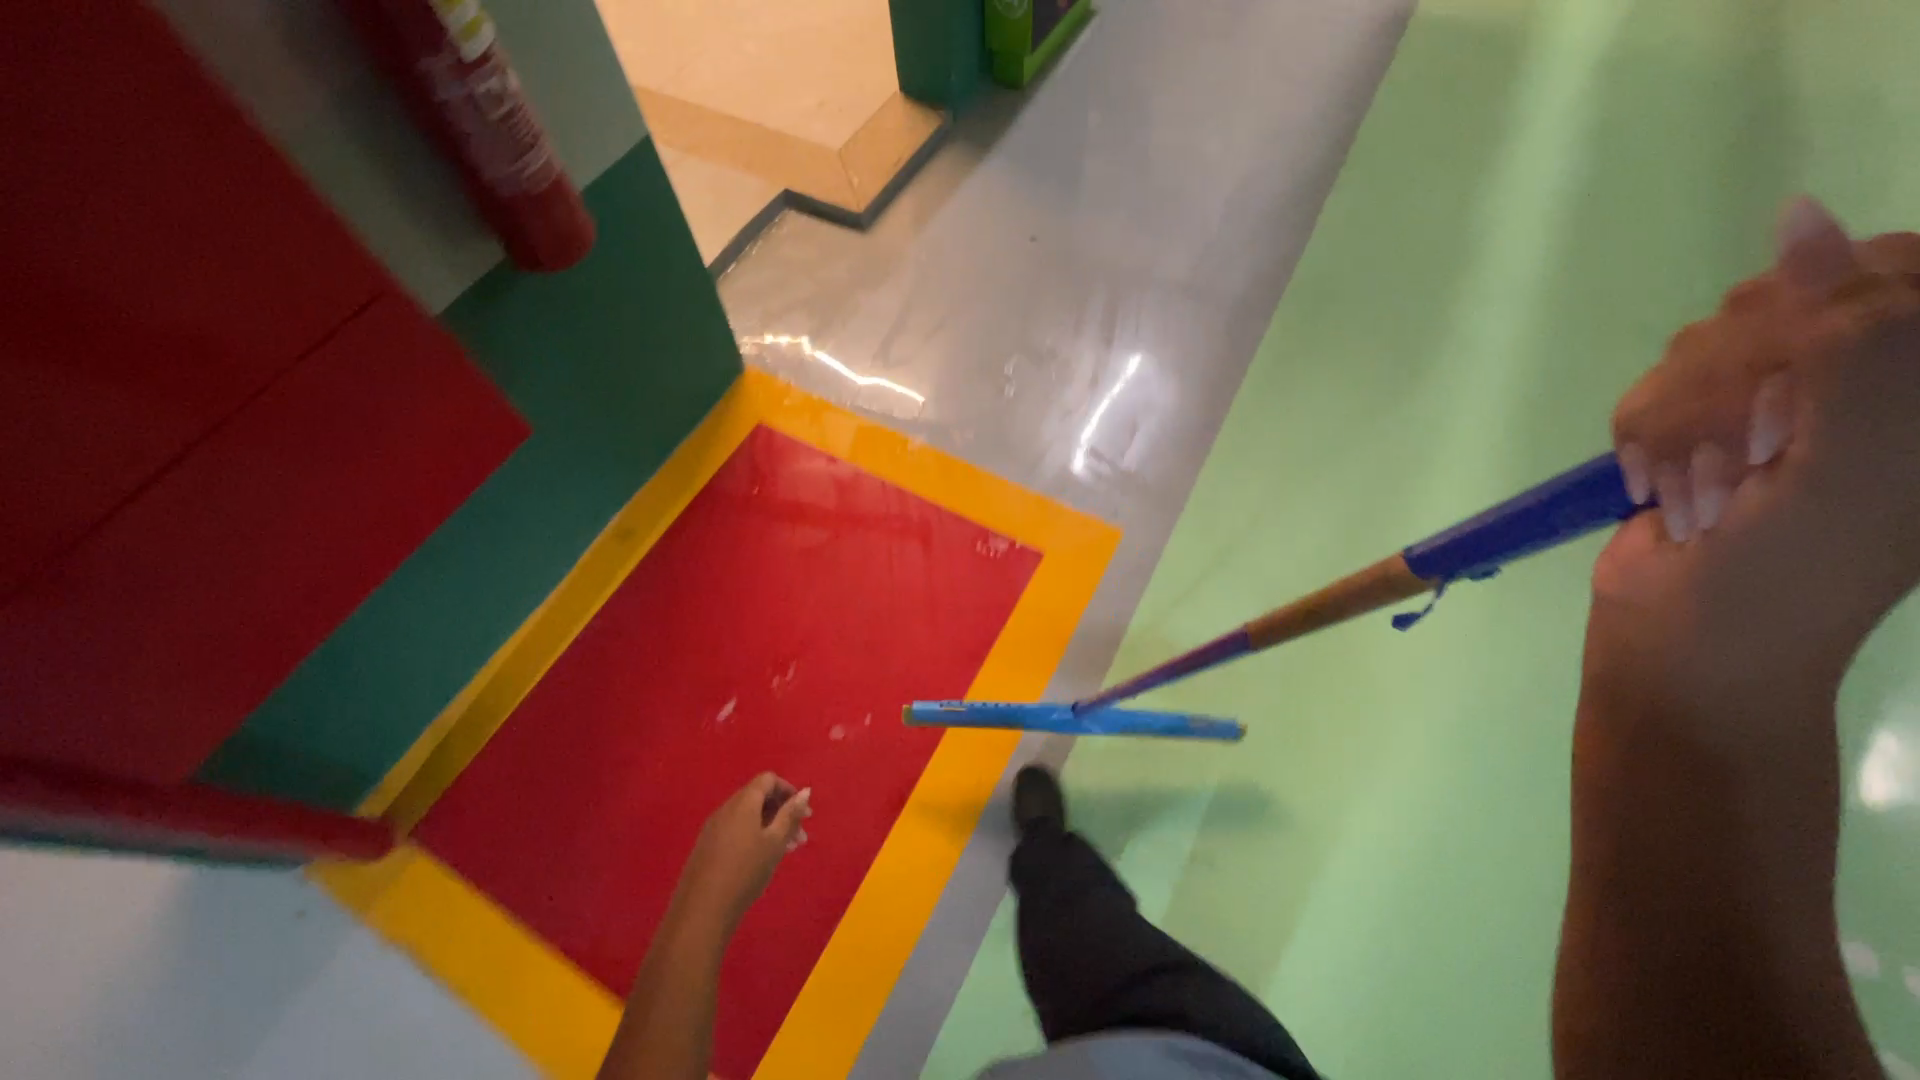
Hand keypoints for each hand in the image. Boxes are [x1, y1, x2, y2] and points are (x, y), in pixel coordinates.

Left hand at [672, 773, 811, 930]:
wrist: (702, 910)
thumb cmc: (745, 871)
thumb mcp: (775, 842)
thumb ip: (790, 815)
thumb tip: (805, 791)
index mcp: (742, 803)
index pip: (768, 780)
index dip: (788, 791)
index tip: (804, 814)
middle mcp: (725, 809)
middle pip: (758, 798)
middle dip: (782, 812)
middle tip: (800, 838)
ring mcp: (713, 828)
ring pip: (748, 817)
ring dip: (770, 826)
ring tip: (787, 851)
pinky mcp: (707, 846)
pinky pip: (736, 830)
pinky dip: (754, 836)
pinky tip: (762, 860)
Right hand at [1590, 198, 1919, 710]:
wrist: (1685, 648)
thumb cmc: (1791, 574)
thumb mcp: (1851, 458)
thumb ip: (1854, 333)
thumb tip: (1800, 215)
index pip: (1891, 270)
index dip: (1830, 312)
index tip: (1801, 393)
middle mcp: (1859, 383)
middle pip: (1785, 298)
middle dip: (1740, 385)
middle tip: (1754, 460)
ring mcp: (1772, 405)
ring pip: (1705, 340)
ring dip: (1684, 422)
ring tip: (1704, 490)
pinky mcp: (1697, 427)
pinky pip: (1654, 382)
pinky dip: (1643, 438)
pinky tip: (1664, 487)